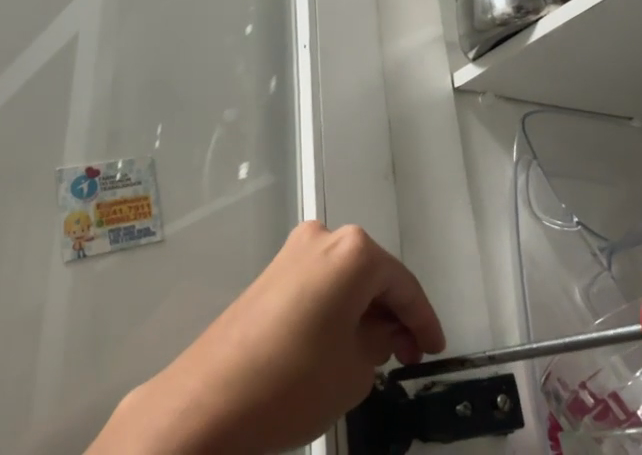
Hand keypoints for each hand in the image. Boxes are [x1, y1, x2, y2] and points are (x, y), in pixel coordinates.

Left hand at [87, 221, 445, 454]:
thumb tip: (380, 331)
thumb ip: (381, 342)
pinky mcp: (268, 276)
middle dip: (393, 315)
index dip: (424, 321)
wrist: (205, 402)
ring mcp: (291, 254)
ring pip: (345, 280)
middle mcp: (323, 239)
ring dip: (365, 313)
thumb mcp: (356, 369)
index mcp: (353, 252)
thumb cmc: (292, 382)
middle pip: (374, 275)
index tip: (435, 349)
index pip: (404, 286)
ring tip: (378, 355)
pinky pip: (318, 286)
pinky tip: (343, 344)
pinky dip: (337, 311)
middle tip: (408, 355)